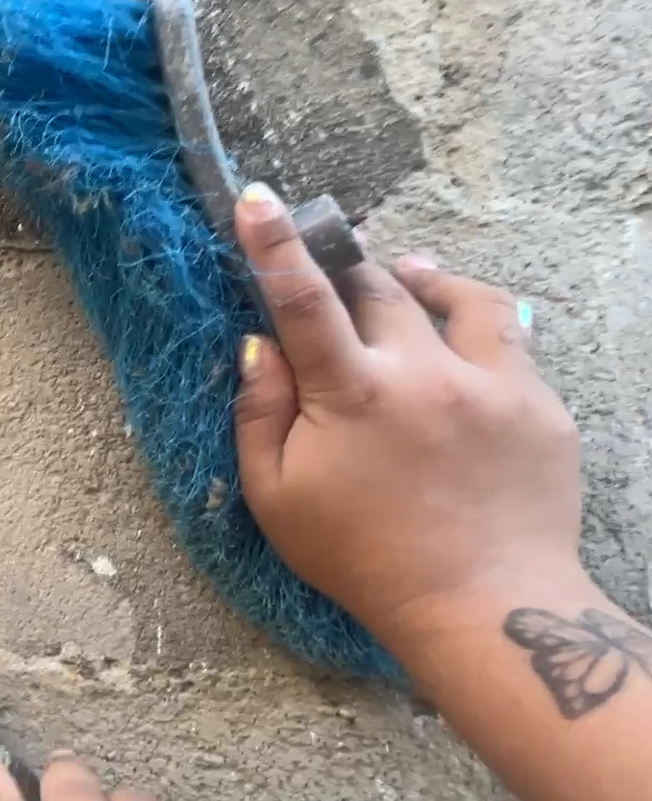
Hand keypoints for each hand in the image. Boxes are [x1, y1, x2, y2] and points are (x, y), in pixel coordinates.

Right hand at [231, 183, 585, 642]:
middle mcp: (428, 374)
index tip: (259, 199)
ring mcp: (497, 385)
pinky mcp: (542, 405)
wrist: (479, 600)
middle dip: (344, 265)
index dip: (274, 247)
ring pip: (460, 296)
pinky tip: (452, 335)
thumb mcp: (271, 491)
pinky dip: (471, 318)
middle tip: (325, 255)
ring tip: (400, 275)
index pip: (304, 302)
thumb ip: (260, 413)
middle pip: (381, 289)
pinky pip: (508, 337)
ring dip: (418, 278)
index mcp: (353, 396)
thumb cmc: (351, 549)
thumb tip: (258, 347)